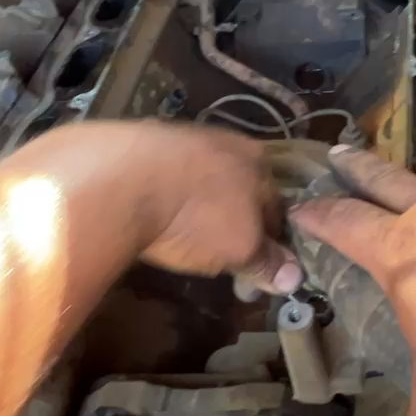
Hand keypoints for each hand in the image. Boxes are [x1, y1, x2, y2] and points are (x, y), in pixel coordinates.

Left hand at [3, 121, 300, 294]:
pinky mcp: (145, 143)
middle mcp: (227, 142)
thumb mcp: (239, 248)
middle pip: (241, 189)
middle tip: (220, 257)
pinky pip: (169, 175)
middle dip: (236, 221)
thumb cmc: (196, 216)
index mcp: (258, 161)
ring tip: (185, 239)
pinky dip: (169, 195)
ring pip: (204, 180)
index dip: (272, 241)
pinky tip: (157, 215)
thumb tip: (295, 277)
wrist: (120, 180)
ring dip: (201, 207)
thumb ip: (267, 261)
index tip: (259, 270)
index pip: (278, 207)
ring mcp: (185, 138)